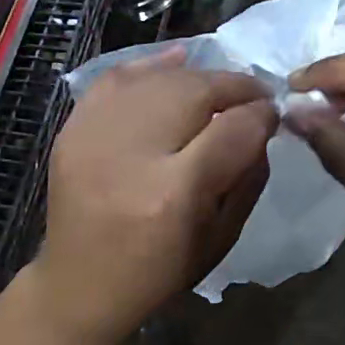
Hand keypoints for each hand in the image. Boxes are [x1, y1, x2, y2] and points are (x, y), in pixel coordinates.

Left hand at [33, 47, 275, 340]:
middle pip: (195, 92)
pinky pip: (117, 78)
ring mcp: (95, 136)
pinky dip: (151, 65)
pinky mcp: (72, 129)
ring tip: (219, 88)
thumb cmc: (159, 271)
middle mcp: (133, 156)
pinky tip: (179, 61)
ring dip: (199, 77)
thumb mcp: (221, 237)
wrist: (80, 284)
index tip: (272, 114)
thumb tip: (261, 126)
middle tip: (253, 94)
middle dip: (234, 87)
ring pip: (160, 80)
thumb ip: (249, 177)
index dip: (262, 114)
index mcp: (175, 194)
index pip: (234, 129)